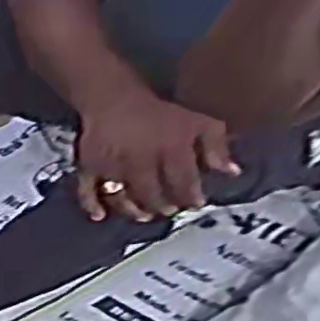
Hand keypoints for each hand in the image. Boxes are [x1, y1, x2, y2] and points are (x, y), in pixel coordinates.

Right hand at [74, 94, 238, 221]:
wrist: (114, 104)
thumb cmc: (160, 114)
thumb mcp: (201, 123)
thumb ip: (217, 147)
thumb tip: (231, 172)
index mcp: (171, 150)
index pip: (183, 180)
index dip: (190, 195)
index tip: (195, 204)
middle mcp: (140, 161)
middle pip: (151, 191)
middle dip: (162, 205)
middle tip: (169, 212)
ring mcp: (111, 167)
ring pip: (123, 195)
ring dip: (133, 209)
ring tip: (143, 216)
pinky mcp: (88, 168)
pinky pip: (88, 190)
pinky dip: (92, 204)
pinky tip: (99, 215)